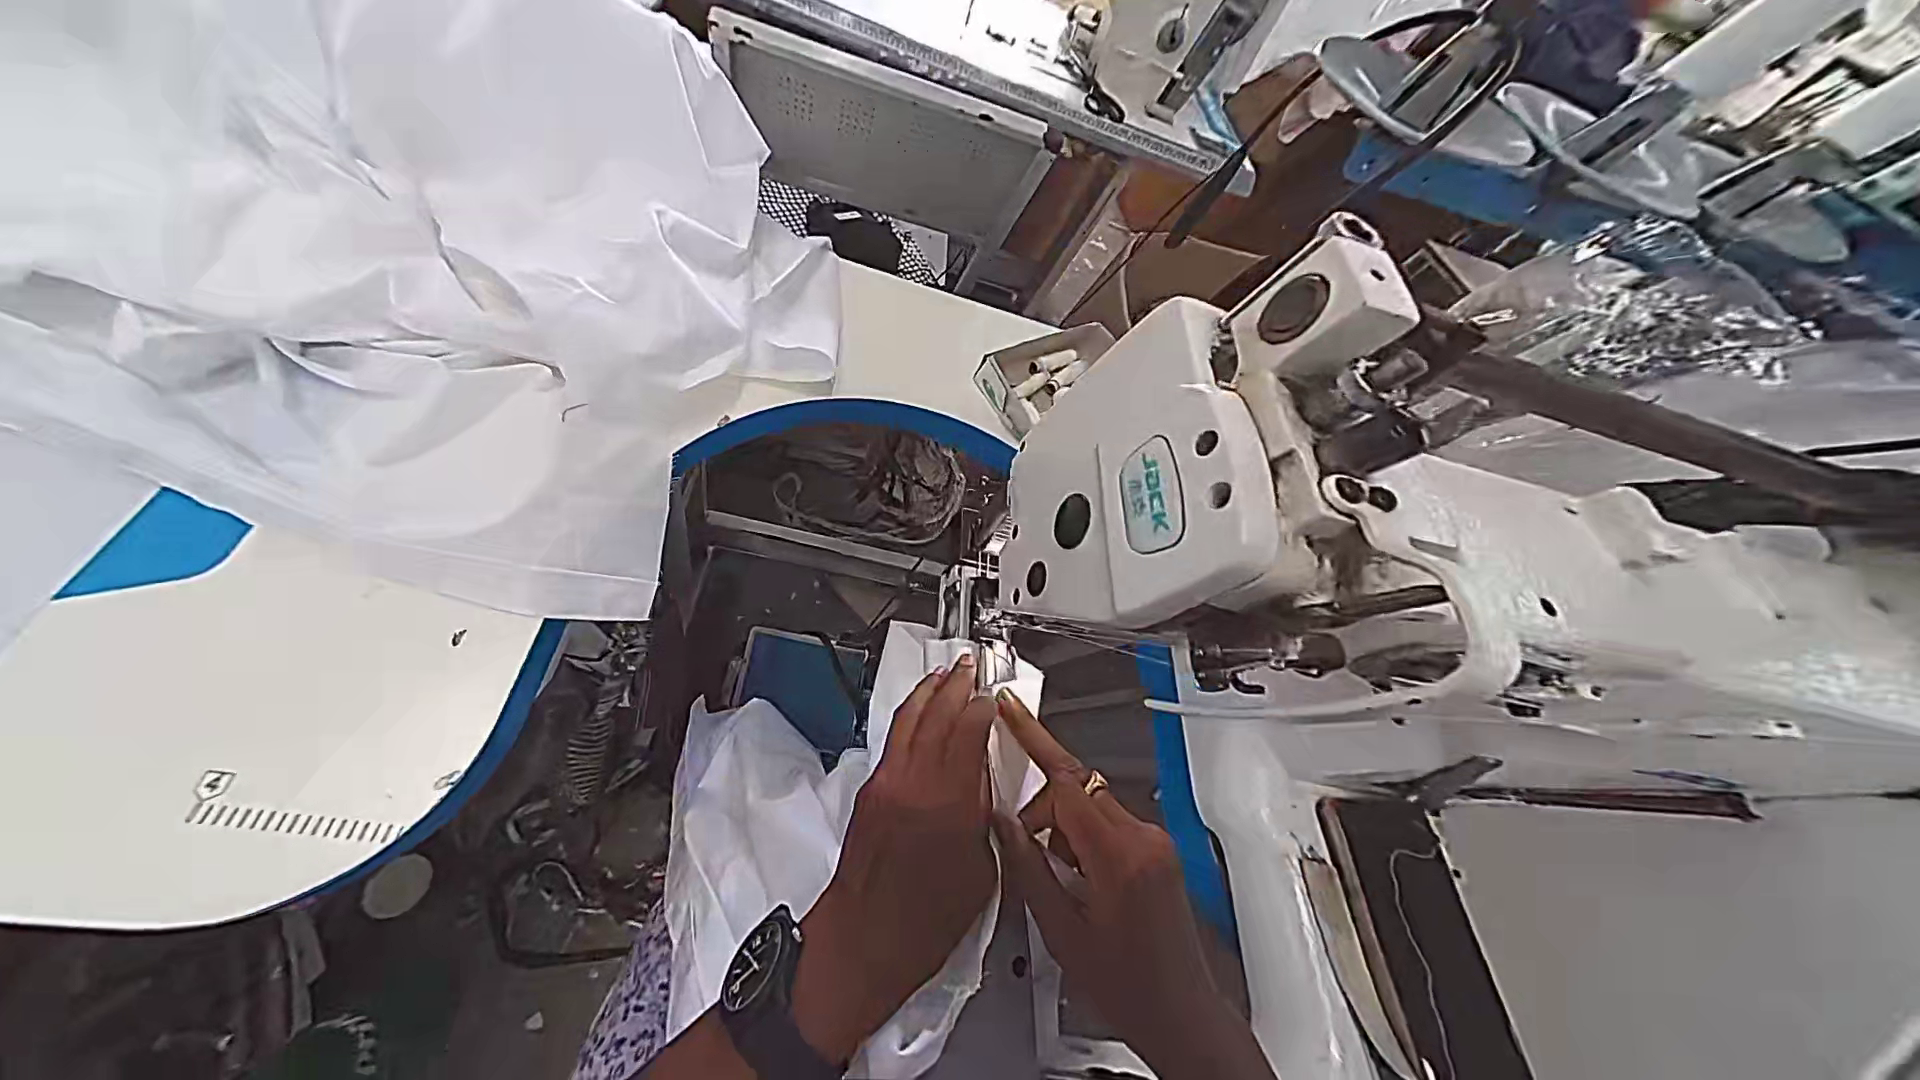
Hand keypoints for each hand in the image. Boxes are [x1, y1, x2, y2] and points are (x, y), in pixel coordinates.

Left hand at [791, 655, 997, 1065]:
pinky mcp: (871, 789)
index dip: (982, 707)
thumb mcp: (980, 871)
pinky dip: (910, 714)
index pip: (968, 731)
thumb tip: (982, 781)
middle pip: (938, 714)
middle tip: (968, 667)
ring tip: (943, 673)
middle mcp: (916, 783)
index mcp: (950, 803)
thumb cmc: (924, 921)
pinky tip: (919, 709)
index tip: (991, 697)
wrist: (864, 939)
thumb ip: (983, 816)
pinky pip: (894, 737)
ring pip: (910, 719)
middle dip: (956, 685)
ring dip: (929, 690)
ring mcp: (889, 782)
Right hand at [991, 689, 1276, 1079]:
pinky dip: (1084, 836)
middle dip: (1045, 810)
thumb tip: (1004, 823)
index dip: (1033, 739)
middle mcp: (1143, 838)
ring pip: (1091, 802)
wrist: (1180, 1012)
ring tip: (1064, 879)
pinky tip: (1082, 878)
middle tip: (1029, 845)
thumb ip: (1028, 866)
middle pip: (1077, 787)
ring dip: (1065, 827)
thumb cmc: (1129, 986)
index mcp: (1118, 856)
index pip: (1066, 779)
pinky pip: (1109, 819)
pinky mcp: (1157, 847)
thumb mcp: (1060, 930)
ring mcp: (1154, 840)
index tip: (1012, 712)